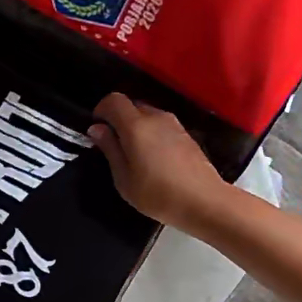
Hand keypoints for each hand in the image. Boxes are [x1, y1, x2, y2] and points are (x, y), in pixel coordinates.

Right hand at [88, 93, 228, 229]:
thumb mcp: (124, 179)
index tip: (97, 128)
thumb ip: (110, 149)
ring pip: (148, 116)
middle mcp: (156, 117)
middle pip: (132, 106)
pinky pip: (162, 127)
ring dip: (137, 129)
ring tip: (135, 157)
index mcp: (136, 126)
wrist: (204, 201)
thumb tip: (97, 129)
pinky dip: (153, 136)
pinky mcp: (187, 135)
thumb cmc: (159, 195)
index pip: (113, 100)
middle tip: (114, 146)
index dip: (101, 110)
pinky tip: (154, 160)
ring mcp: (175, 124)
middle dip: (119, 120)